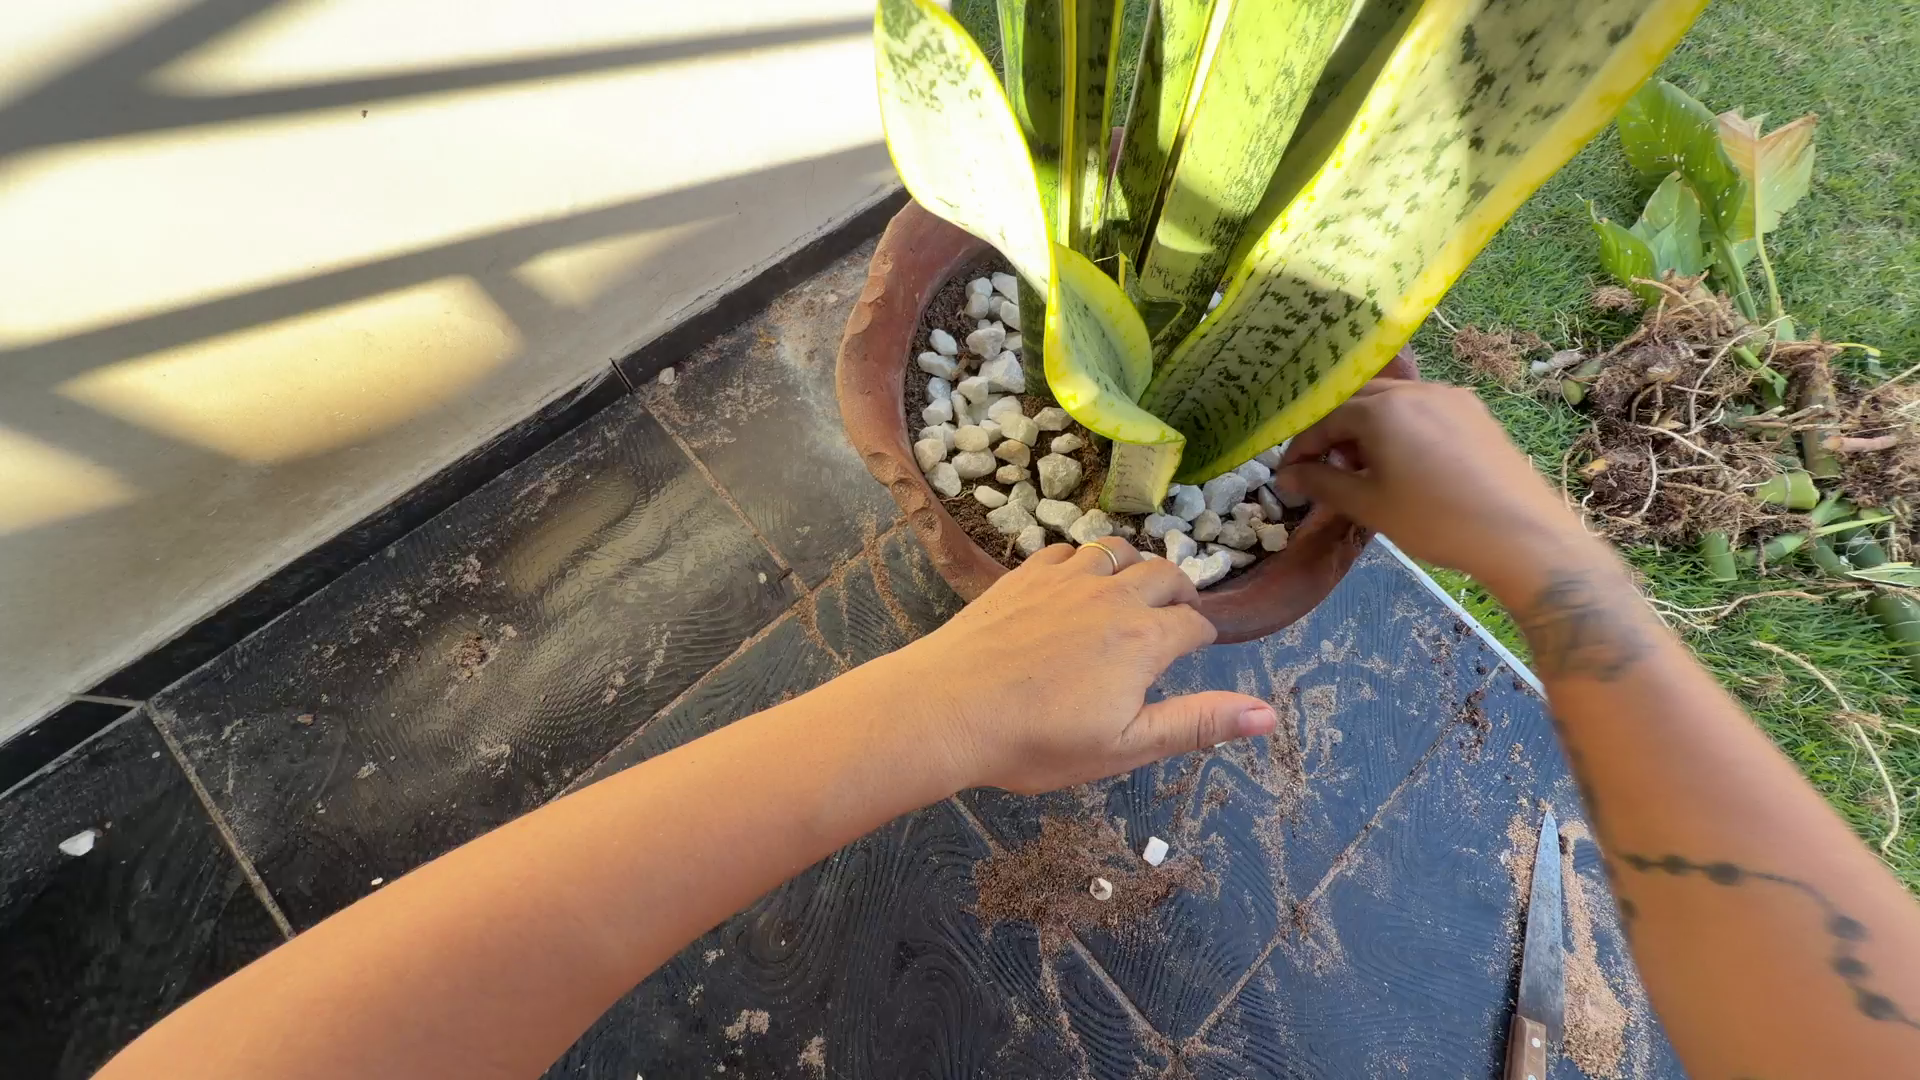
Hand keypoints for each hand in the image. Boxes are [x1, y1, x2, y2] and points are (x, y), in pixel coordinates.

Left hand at [888, 539, 1277, 794]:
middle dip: (1178, 592)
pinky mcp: (1023, 574)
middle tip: (1172, 615)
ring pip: (1116, 551)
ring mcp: (1064, 578)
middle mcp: (1111, 595)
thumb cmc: (1037, 740)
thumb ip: (1197, 723)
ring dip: (1132, 567)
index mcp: (1144, 638)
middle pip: (1163, 573)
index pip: (1194, 623)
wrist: (948, 708)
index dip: (1200, 635)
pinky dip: (1081, 561)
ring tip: (1128, 592)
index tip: (1193, 649)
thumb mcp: (1124, 746)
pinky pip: (1065, 549)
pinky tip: (1071, 583)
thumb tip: (1269, 714)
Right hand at [1273, 379, 1596, 591]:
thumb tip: (1286, 476)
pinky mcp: (1475, 413)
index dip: (1300, 449)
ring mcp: (1451, 398)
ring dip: (1364, 429)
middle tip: (1322, 470)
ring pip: (1391, 402)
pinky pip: (1421, 410)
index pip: (1324, 420)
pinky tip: (1401, 464)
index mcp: (1382, 409)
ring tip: (1361, 470)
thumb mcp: (1366, 504)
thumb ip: (1320, 482)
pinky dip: (1398, 428)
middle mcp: (1415, 391)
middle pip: (1356, 401)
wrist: (1522, 536)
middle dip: (1331, 433)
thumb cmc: (1432, 519)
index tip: (1289, 479)